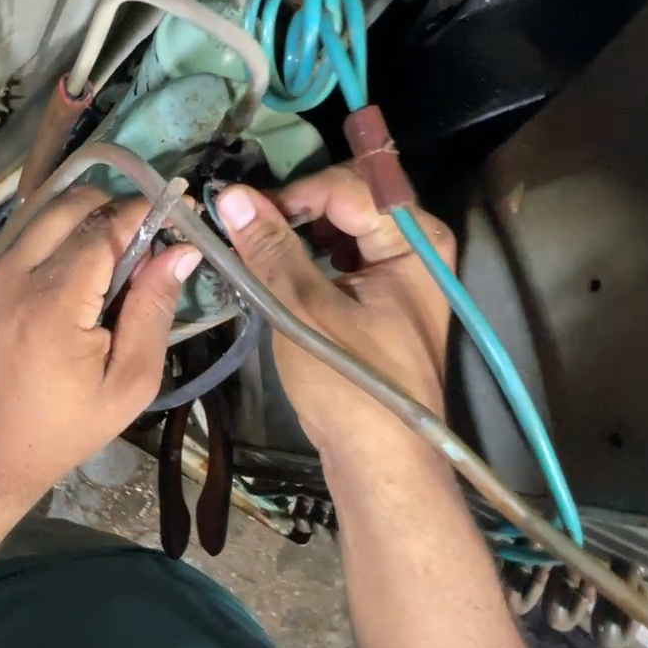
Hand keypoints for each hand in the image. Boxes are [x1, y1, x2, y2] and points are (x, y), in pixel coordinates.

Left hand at [0, 186, 200, 502]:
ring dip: (88, 214)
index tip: (178, 213)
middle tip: (147, 239)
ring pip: (48, 206)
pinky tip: (85, 260)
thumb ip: (153, 311)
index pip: (104, 228)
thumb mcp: (128, 383)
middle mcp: (17, 274)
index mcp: (53, 304)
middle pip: (73, 203)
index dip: (145, 213)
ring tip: (118, 250)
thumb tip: (181, 252)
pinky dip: (62, 227)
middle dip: (116, 207)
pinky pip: (30, 227)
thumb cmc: (66, 426)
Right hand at [212, 164, 454, 470]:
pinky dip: (308, 255)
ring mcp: (403, 272)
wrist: (379, 459)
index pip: (347, 189)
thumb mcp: (302, 310)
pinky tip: (281, 270)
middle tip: (248, 228)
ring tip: (258, 248)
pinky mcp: (383, 296)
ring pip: (342, 226)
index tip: (242, 216)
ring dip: (298, 231)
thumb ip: (269, 247)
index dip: (292, 194)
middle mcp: (418, 246)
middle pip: (350, 199)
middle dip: (296, 208)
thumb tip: (229, 195)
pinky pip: (342, 254)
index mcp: (415, 242)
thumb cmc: (347, 384)